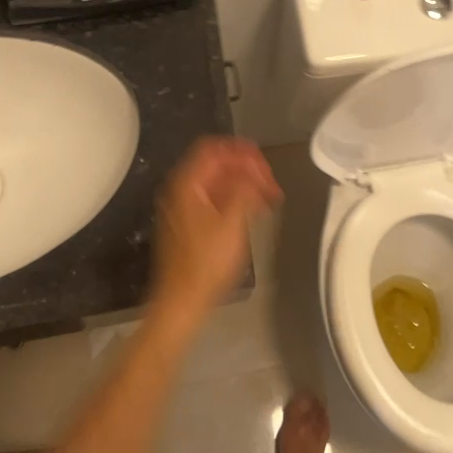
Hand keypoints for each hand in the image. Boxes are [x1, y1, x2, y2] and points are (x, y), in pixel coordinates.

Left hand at [148, 137, 281, 321]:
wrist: (182, 302)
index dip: (240, 150)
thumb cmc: (206, 263)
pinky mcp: (191, 223)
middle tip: (270, 182)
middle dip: (246, 168)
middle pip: (216, 164)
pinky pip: (215, 198)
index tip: (263, 162)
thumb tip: (254, 172)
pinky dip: (236, 197)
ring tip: (269, 195)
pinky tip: (255, 208)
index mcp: (187, 184)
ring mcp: (185, 207)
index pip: (213, 149)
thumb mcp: (232, 222)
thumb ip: (244, 190)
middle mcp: (182, 190)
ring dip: (244, 183)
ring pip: (218, 182)